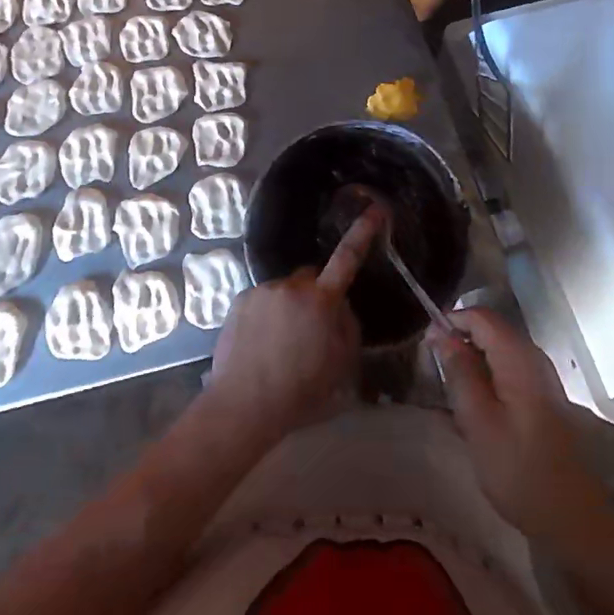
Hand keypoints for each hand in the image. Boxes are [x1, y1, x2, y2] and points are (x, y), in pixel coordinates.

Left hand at [204, 206, 384, 445]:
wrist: (244, 405)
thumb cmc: (300, 392)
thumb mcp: (340, 366)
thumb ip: (347, 328)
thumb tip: (341, 308)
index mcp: (321, 301)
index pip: (347, 259)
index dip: (363, 233)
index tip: (374, 209)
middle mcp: (291, 286)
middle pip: (311, 277)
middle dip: (316, 292)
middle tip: (312, 327)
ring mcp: (262, 291)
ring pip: (285, 291)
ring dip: (288, 306)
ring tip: (281, 344)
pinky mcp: (239, 300)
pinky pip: (262, 300)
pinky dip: (266, 315)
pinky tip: (261, 343)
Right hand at [432, 310, 613, 553]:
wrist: (572, 518)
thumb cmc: (519, 469)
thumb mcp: (477, 421)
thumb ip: (460, 372)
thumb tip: (441, 334)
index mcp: (519, 359)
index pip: (481, 317)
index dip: (450, 321)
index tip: (425, 344)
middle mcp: (534, 359)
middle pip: (491, 331)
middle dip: (459, 341)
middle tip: (433, 369)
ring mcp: (542, 380)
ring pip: (498, 352)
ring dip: (471, 362)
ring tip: (448, 391)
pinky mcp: (543, 400)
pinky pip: (507, 372)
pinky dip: (486, 379)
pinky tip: (473, 409)